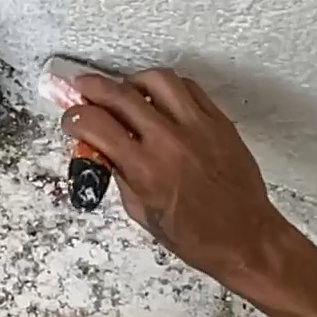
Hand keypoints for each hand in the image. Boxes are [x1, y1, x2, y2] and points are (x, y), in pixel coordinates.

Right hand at [60, 69, 296, 290]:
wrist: (245, 238)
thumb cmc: (196, 236)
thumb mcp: (140, 212)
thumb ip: (118, 174)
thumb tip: (101, 148)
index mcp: (145, 169)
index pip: (96, 125)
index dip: (74, 118)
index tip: (71, 120)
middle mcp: (169, 142)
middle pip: (119, 94)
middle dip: (92, 87)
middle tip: (83, 89)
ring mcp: (196, 127)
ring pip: (155, 79)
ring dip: (132, 81)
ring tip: (125, 91)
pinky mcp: (218, 122)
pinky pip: (188, 87)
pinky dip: (167, 87)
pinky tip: (159, 98)